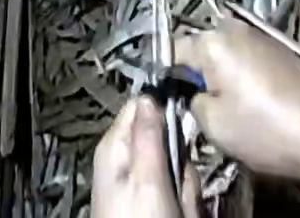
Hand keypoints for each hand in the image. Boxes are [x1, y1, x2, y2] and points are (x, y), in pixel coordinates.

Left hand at [92, 95, 201, 217]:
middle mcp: (123, 157)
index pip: (142, 103)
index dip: (165, 112)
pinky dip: (181, 203)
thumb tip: (150, 94)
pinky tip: (178, 214)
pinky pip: (173, 191)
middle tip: (178, 183)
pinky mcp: (146, 201)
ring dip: (183, 185)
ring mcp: (135, 181)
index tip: (180, 133)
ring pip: (174, 167)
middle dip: (179, 159)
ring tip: (178, 206)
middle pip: (163, 138)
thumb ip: (148, 133)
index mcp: (115, 143)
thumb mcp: (146, 178)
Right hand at [174, 20, 299, 183]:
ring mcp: (260, 36)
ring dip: (223, 70)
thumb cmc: (264, 127)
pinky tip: (256, 101)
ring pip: (228, 51)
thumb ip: (193, 102)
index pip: (174, 48)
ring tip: (232, 104)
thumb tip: (194, 94)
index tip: (169, 93)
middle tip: (202, 104)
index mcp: (212, 41)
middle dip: (198, 70)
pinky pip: (250, 56)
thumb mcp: (214, 125)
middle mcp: (234, 29)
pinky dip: (245, 72)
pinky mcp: (280, 49)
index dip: (167, 72)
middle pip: (202, 46)